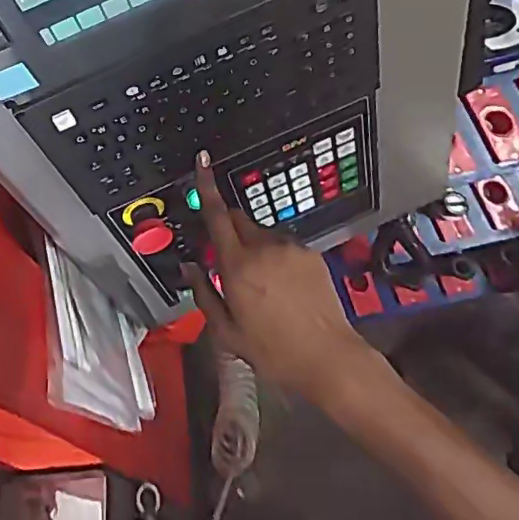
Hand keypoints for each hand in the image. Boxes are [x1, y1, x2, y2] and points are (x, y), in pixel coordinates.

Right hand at [185, 150, 378, 405]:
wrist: (328, 356)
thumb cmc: (274, 351)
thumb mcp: (227, 332)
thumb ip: (203, 294)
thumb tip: (190, 268)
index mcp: (238, 266)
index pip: (217, 215)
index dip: (206, 186)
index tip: (203, 163)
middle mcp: (265, 248)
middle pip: (238, 220)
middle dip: (227, 230)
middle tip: (228, 261)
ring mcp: (291, 248)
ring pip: (262, 234)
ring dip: (254, 248)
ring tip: (262, 287)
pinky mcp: (311, 254)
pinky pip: (285, 246)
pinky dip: (277, 257)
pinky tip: (283, 288)